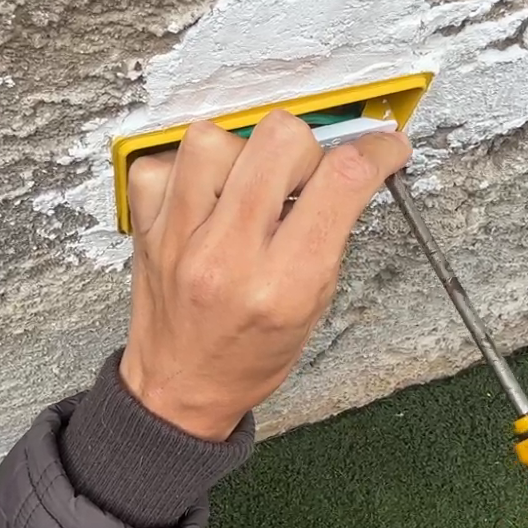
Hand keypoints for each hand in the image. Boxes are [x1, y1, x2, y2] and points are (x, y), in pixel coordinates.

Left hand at [119, 111, 410, 439]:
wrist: (179, 389)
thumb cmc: (247, 358)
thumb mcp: (312, 306)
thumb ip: (329, 234)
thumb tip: (347, 167)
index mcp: (283, 286)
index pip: (341, 182)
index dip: (375, 151)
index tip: (381, 148)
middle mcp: (227, 257)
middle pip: (279, 140)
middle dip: (306, 148)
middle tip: (301, 177)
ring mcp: (178, 240)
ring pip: (213, 139)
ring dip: (240, 153)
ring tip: (245, 187)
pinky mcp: (145, 230)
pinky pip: (160, 163)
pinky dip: (185, 171)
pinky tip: (202, 198)